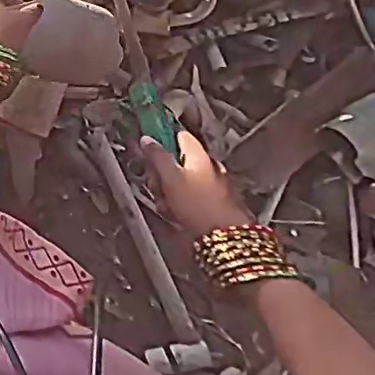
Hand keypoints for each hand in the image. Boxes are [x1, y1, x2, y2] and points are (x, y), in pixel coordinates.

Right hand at [140, 131, 255, 236]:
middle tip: (156, 183)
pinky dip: (181, 204)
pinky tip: (176, 215)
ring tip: (166, 205)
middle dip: (161, 172)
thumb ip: (157, 156)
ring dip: (168, 191)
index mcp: (199, 155)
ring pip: (182, 180)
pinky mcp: (215, 204)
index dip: (162, 138)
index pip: (178, 134)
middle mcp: (210, 166)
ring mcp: (214, 186)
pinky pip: (190, 197)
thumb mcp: (170, 178)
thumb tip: (147, 140)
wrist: (227, 240)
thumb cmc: (199, 206)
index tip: (148, 148)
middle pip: (177, 160)